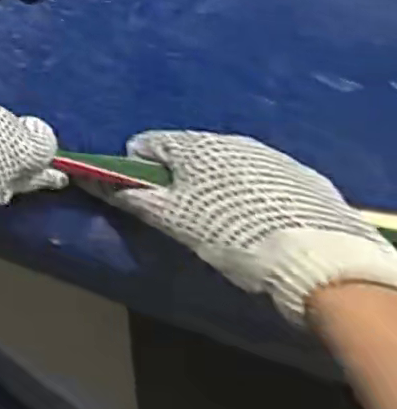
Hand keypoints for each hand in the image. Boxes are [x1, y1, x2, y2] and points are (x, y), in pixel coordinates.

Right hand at [92, 131, 396, 323]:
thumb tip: (82, 176)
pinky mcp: (311, 182)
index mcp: (192, 144)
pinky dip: (254, 195)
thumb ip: (121, 192)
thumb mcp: (166, 215)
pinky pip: (264, 180)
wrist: (327, 266)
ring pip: (227, 166)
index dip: (138, 170)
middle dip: (181, 176)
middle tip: (187, 210)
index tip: (148, 196)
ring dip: (218, 185)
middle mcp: (232, 142)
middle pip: (188, 154)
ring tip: (228, 218)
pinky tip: (263, 221)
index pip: (144, 145)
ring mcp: (276, 160)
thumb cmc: (227, 231)